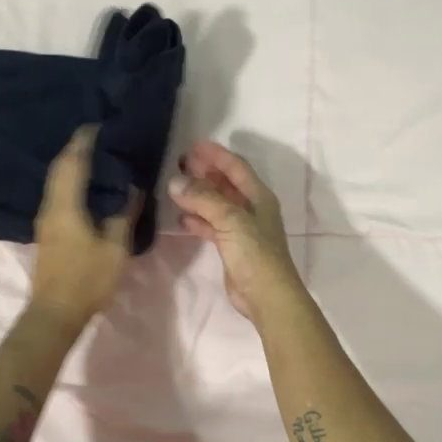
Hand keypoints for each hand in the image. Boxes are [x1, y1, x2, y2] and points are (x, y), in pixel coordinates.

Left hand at [29, 126, 141, 328]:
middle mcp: (49, 207)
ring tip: (95, 158)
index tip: (97, 125)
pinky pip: (58, 195)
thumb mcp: (115, 247)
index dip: (83, 141)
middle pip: (59, 168)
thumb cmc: (87, 279)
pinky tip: (86, 188)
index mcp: (64, 205)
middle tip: (97, 137)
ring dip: (71, 166)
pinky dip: (70, 183)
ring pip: (56, 182)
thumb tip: (133, 188)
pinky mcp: (48, 233)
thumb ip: (124, 214)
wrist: (55, 313)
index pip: (72, 162)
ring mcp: (45, 220)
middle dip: (76, 149)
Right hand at [168, 141, 303, 321]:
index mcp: (259, 197)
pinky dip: (198, 220)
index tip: (193, 145)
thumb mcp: (230, 220)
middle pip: (226, 184)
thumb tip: (175, 181)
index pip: (236, 167)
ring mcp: (242, 229)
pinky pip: (212, 226)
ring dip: (199, 195)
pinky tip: (181, 217)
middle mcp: (252, 209)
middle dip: (205, 172)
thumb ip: (203, 198)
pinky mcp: (232, 248)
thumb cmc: (255, 253)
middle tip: (180, 163)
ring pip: (217, 204)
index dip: (216, 155)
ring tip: (176, 187)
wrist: (267, 295)